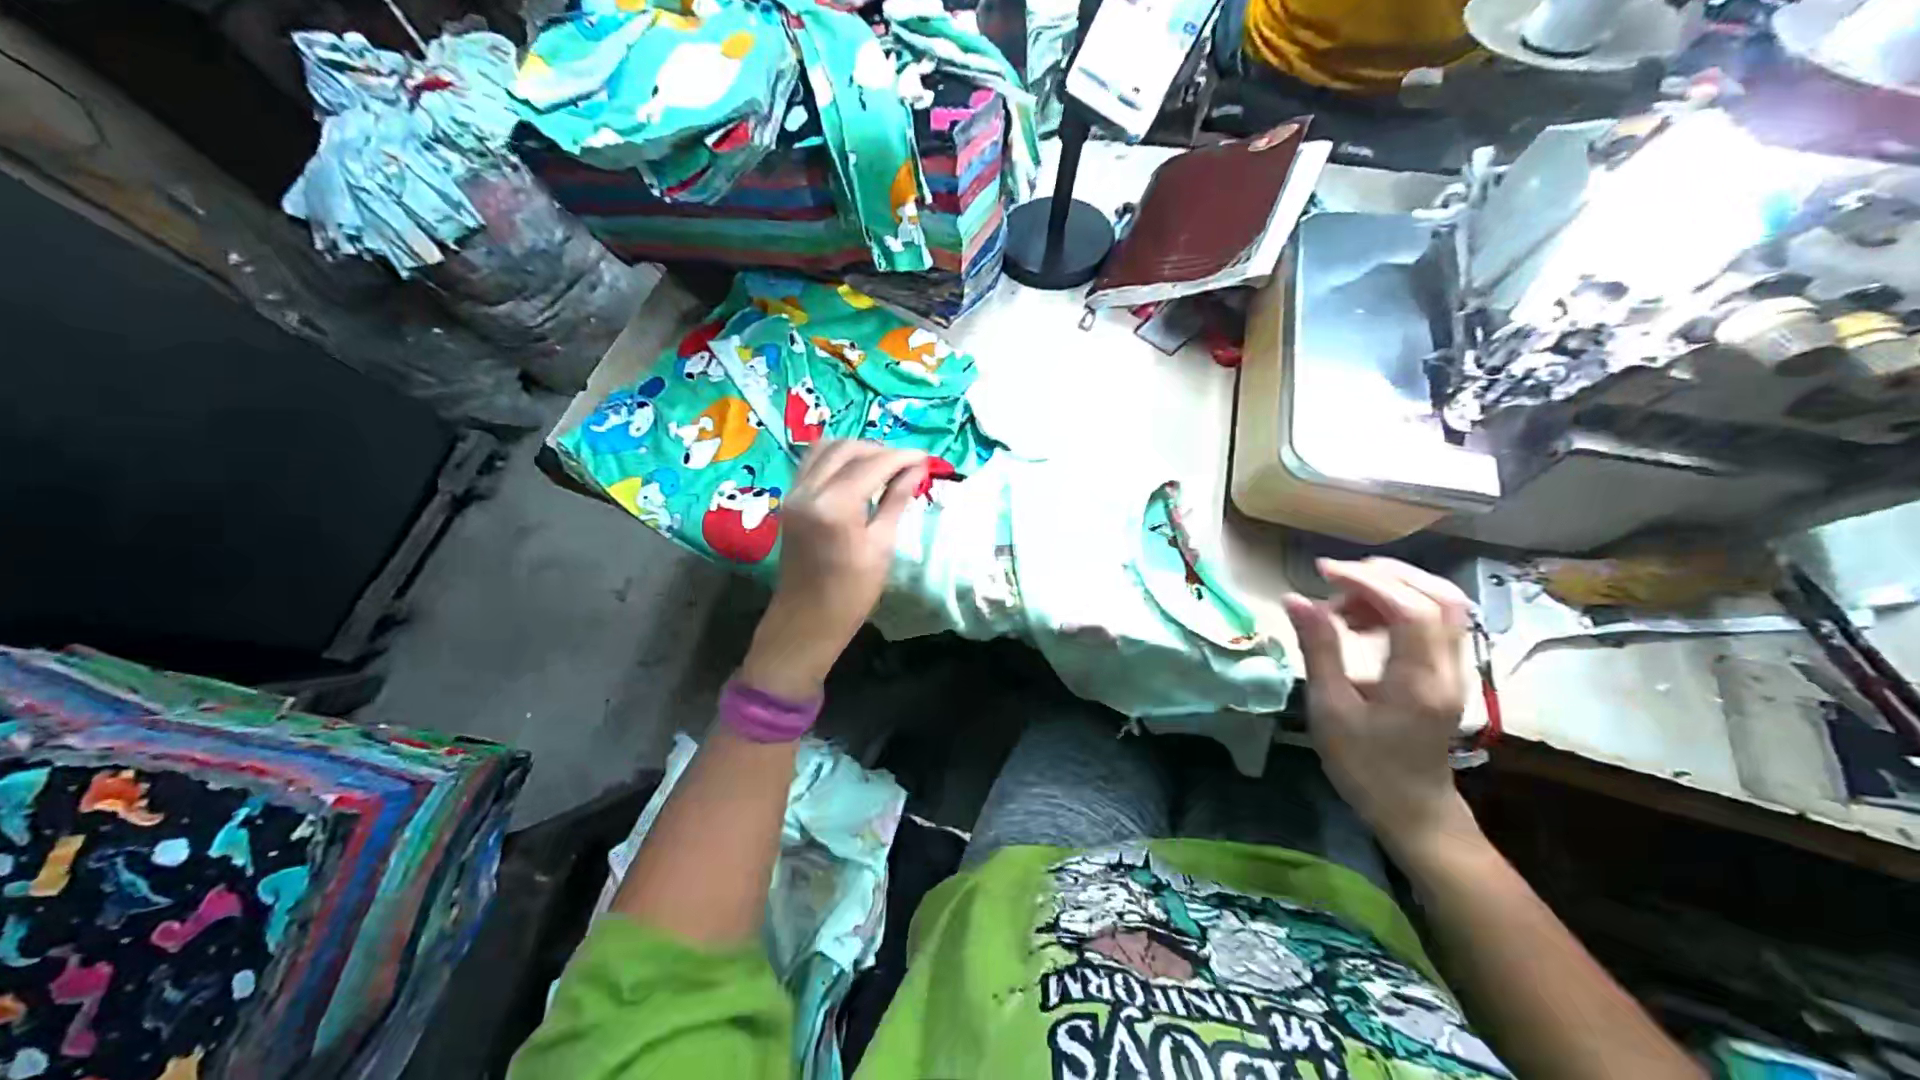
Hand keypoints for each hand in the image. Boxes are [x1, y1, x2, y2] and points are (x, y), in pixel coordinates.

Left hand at [737, 440, 928, 700]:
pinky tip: (856, 473)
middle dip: (880, 450)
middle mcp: (809, 490)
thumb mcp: (882, 546)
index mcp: (834, 505)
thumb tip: (916, 470)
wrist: (806, 621)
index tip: (926, 457)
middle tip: (906, 465)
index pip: (873, 464)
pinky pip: (813, 462)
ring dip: (856, 450)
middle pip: (847, 448)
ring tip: (883, 466)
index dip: (902, 456)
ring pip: (826, 448)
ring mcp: (794, 493)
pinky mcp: (790, 499)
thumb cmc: (851, 593)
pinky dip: (836, 458)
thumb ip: (896, 500)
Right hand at [1281, 558, 1476, 853]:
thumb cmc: (1364, 766)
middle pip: (1438, 596)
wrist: (1412, 811)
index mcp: (1418, 680)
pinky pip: (1433, 622)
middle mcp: (1446, 668)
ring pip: (1442, 605)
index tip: (1322, 572)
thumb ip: (1318, 650)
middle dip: (1386, 575)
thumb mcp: (1330, 710)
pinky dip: (1399, 606)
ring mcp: (1452, 670)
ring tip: (1344, 603)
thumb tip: (1295, 599)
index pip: (1409, 608)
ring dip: (1393, 589)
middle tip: (1336, 578)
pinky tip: (1362, 622)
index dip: (1366, 580)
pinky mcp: (1446, 672)